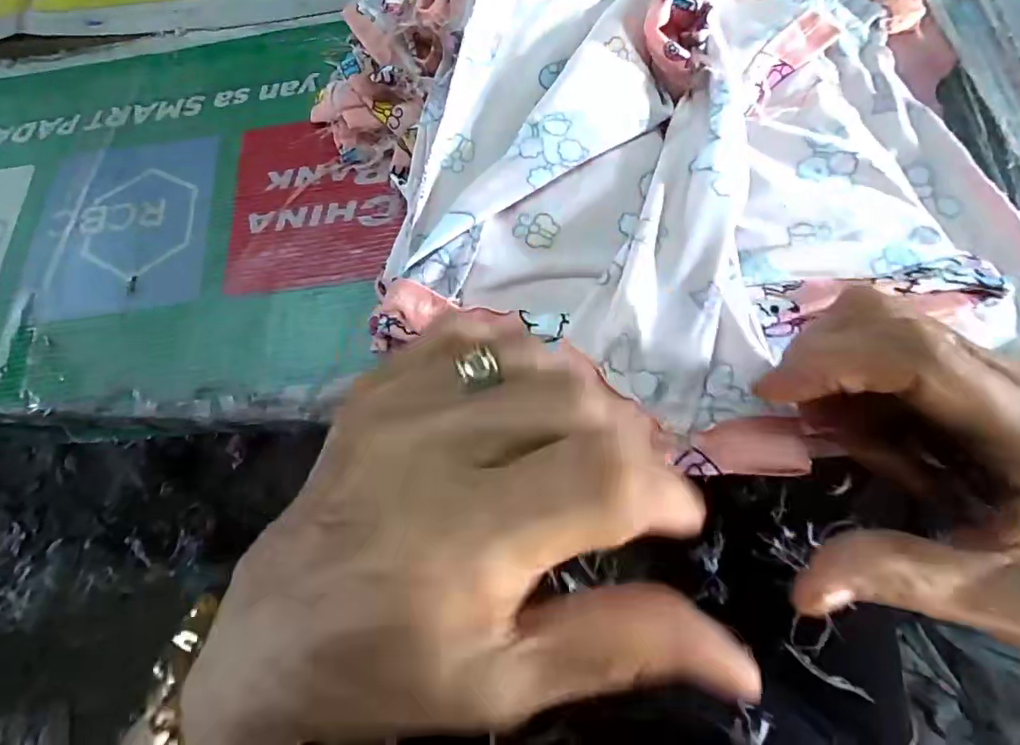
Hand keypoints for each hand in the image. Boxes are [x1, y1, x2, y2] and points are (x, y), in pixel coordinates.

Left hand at [180, 314, 759, 743]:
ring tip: (579, 434)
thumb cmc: (391, 669)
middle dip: (628, 436)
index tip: (674, 518)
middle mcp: (434, 450)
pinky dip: (506, 347)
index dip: (664, 488)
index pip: (605, 474)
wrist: (279, 629)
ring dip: (574, 388)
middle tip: (629, 478)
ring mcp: (397, 405)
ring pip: (523, 354)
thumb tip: (740, 658)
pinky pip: (457, 332)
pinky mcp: (374, 387)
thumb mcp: (503, 685)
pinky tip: (517, 387)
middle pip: (572, 399)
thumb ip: (616, 647)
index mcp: (471, 537)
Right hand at [760, 288, 1019, 744]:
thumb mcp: (1016, 609)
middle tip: (794, 413)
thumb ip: (903, 578)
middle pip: (892, 318)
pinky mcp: (984, 392)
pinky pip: (898, 356)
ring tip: (827, 427)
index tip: (773, 394)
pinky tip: (863, 434)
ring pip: (890, 325)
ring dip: (836, 363)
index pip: (915, 353)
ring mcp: (1000, 383)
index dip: (831, 359)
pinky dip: (857, 381)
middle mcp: (1014, 386)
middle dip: (822, 353)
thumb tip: (802, 588)